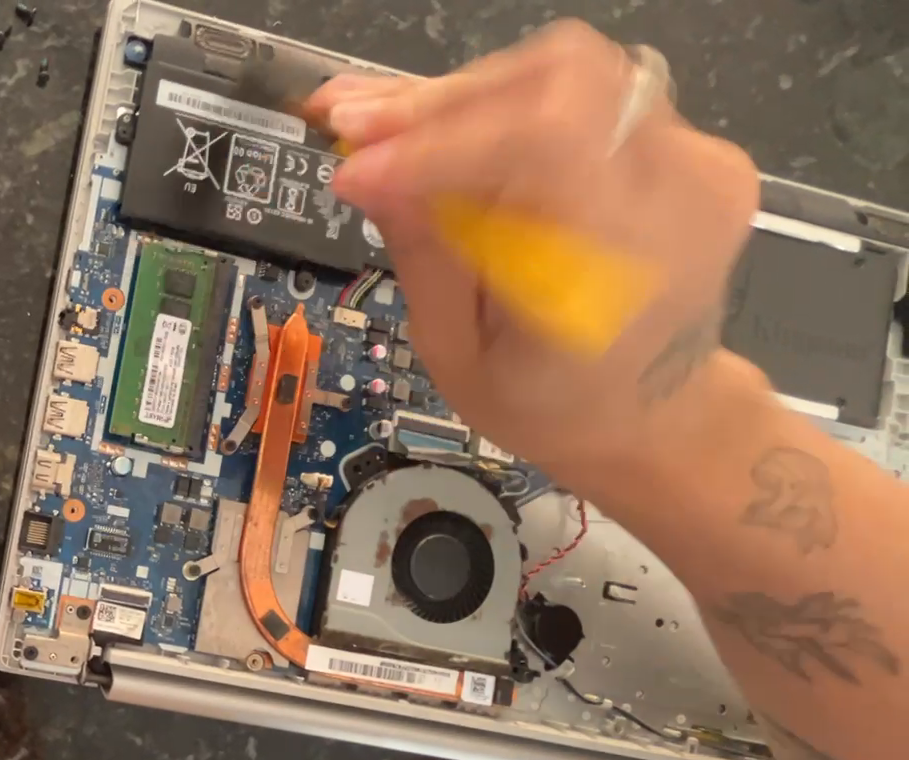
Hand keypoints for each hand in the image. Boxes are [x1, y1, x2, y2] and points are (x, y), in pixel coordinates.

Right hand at [309, 21, 762, 480]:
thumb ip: (424, 254)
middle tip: (346, 126)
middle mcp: (676, 186)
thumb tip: (369, 176)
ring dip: (456, 101)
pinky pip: (573, 98)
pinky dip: (489, 112)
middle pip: (556, 82)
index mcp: (619, 262)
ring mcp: (686, 156)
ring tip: (374, 132)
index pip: (542, 142)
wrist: (642, 412)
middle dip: (437, 102)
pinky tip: (430, 139)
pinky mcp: (670, 144)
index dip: (435, 143)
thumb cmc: (542, 404)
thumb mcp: (456, 352)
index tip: (351, 169)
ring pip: (562, 75)